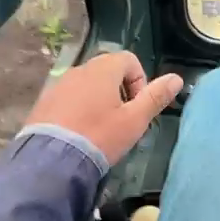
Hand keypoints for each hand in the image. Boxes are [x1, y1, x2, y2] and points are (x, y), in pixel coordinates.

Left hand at [25, 51, 182, 166]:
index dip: (140, 81)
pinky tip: (79, 133)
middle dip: (120, 91)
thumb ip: (155, 97)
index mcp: (103, 69)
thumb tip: (176, 78)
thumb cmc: (100, 136)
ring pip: (87, 85)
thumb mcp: (134, 120)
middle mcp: (80, 69)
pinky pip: (69, 97)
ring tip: (100, 130)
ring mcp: (59, 85)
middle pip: (107, 71)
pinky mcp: (43, 102)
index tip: (137, 106)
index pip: (129, 60)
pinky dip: (78, 108)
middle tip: (122, 120)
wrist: (51, 160)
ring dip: (99, 100)